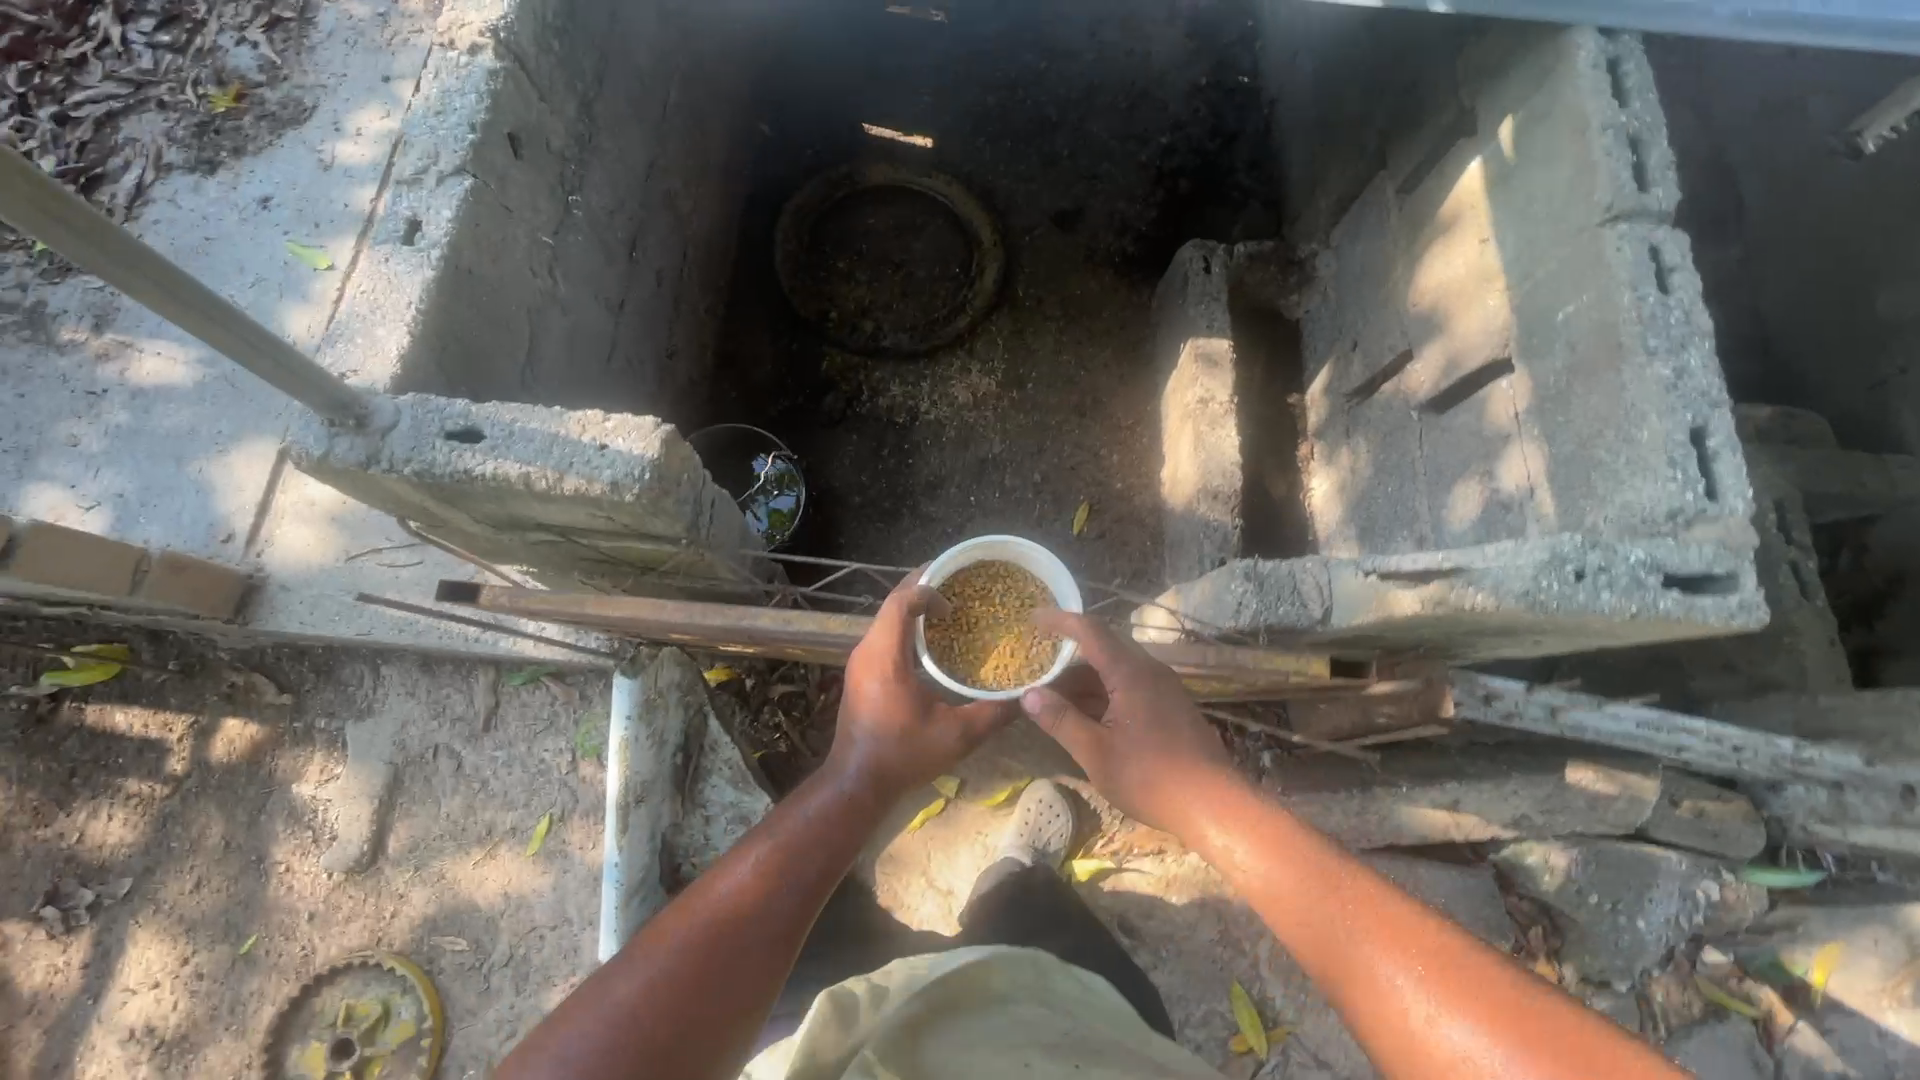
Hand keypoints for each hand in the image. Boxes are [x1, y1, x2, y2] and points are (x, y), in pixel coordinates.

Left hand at [826, 573, 1016, 801]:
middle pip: (893, 603)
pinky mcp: (862, 674)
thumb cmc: (903, 755)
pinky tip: (935, 640)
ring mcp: (861, 662)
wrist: (857, 784)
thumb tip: (1027, 695)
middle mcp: (867, 650)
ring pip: (888, 619)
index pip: (901, 601)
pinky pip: (885, 636)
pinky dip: (908, 627)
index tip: (959, 586)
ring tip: (954, 607)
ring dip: (916, 608)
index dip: (928, 585)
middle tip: (961, 584)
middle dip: (925, 588)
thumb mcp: (957, 735)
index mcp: (885, 655)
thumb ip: (994, 712)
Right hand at [1019, 610, 1237, 833]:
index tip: (1034, 618)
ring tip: (1053, 698)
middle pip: (1103, 650)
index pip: (1090, 630)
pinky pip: (1130, 687)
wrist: (1213, 805)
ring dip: (1084, 682)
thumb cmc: (1150, 777)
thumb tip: (1029, 695)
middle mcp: (1150, 671)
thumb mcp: (1095, 752)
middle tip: (1036, 671)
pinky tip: (1086, 717)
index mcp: (1131, 673)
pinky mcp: (1171, 708)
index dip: (1060, 621)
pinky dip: (1103, 694)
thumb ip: (1061, 720)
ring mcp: (1164, 690)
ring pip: (1116, 671)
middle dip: (1067, 660)